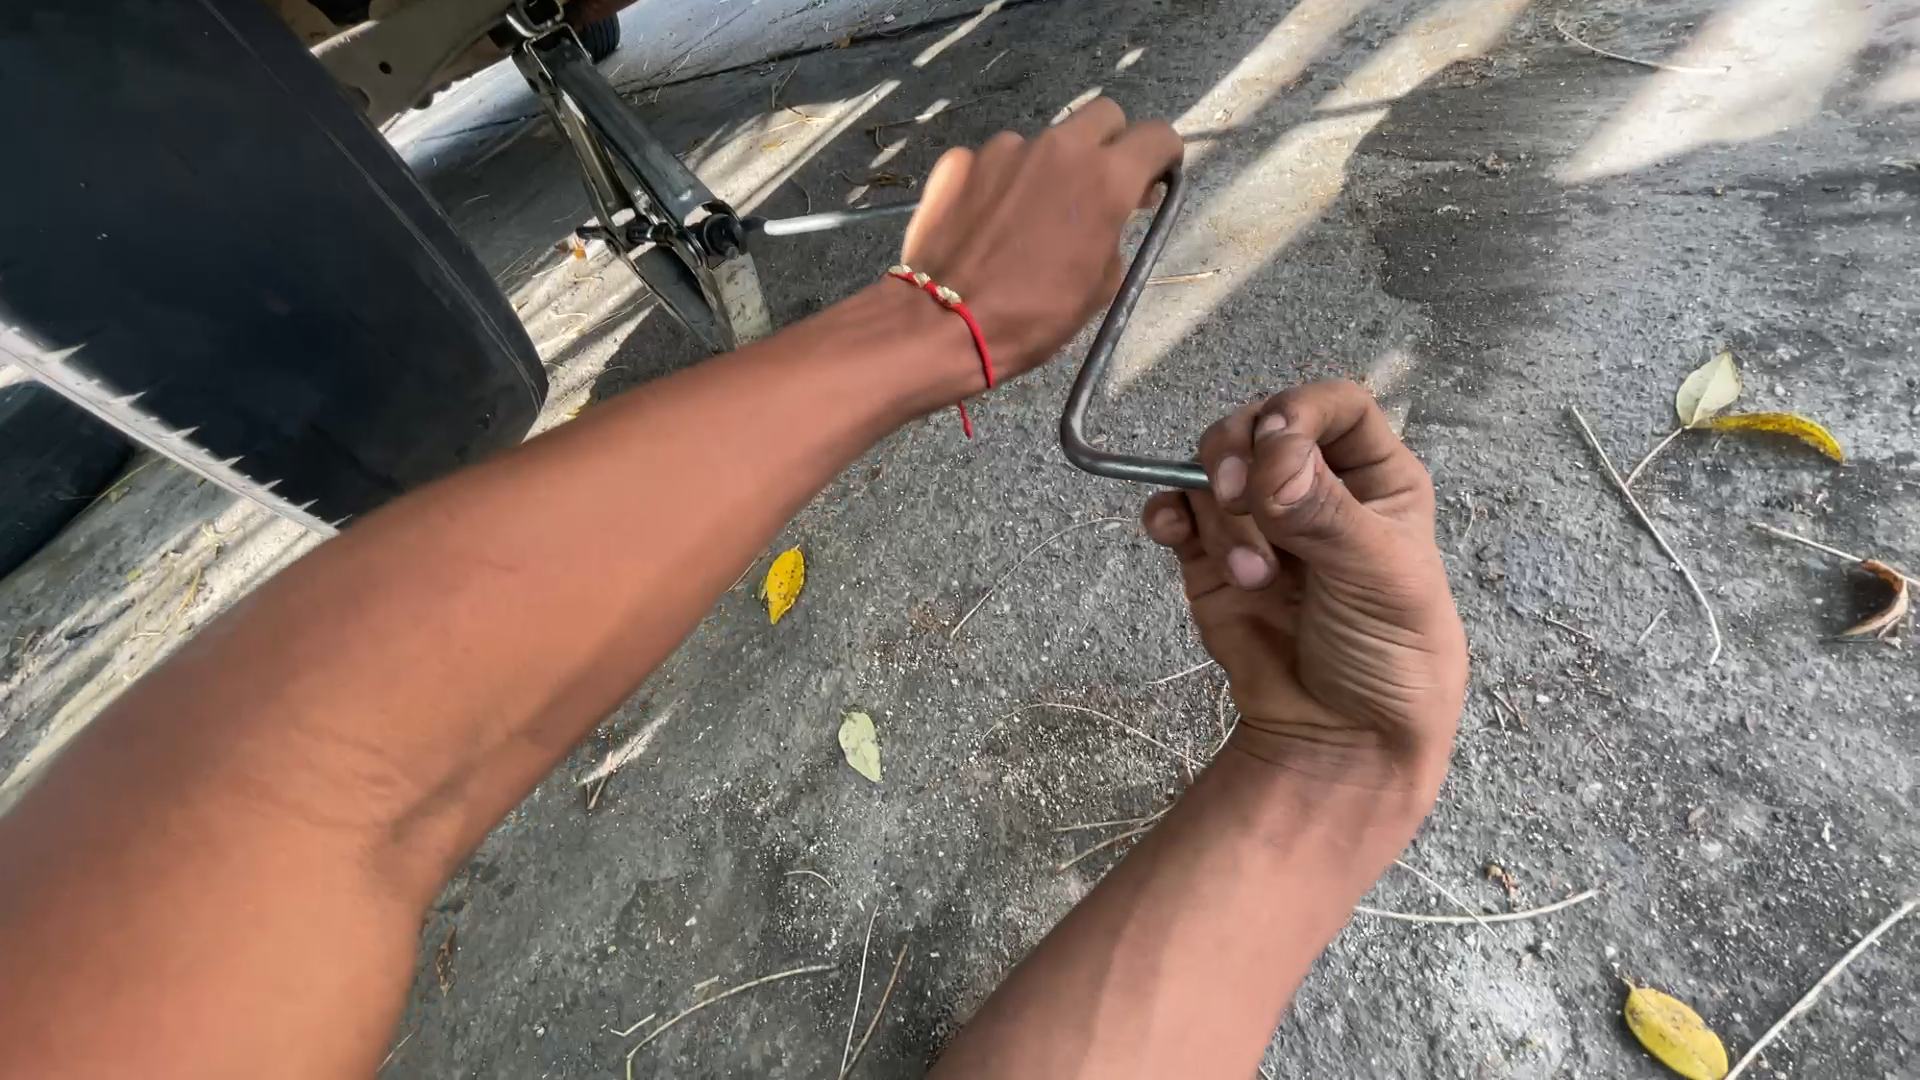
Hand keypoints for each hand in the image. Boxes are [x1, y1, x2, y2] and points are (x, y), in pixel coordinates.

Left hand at [899, 98, 1181, 379]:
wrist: (944, 326)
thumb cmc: (1031, 319)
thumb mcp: (1097, 291)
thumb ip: (1115, 238)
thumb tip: (1112, 219)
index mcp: (1105, 180)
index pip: (1157, 136)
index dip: (1161, 158)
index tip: (1152, 180)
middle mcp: (1058, 148)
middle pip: (1103, 117)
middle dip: (1108, 147)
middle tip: (1095, 190)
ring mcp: (1004, 149)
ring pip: (1043, 143)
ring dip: (1046, 170)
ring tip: (1026, 222)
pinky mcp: (960, 162)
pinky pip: (993, 164)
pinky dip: (998, 186)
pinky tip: (985, 226)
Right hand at [1143, 380, 1466, 793]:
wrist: (1336, 729)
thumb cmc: (1388, 650)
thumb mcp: (1380, 578)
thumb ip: (1326, 513)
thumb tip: (1270, 460)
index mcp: (1373, 476)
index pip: (1332, 406)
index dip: (1298, 413)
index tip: (1273, 449)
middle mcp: (1309, 486)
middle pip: (1254, 428)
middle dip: (1236, 460)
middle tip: (1237, 499)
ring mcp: (1253, 520)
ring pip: (1209, 473)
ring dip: (1216, 517)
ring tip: (1249, 577)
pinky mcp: (1208, 554)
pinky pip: (1174, 512)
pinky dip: (1163, 513)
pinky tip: (1167, 532)